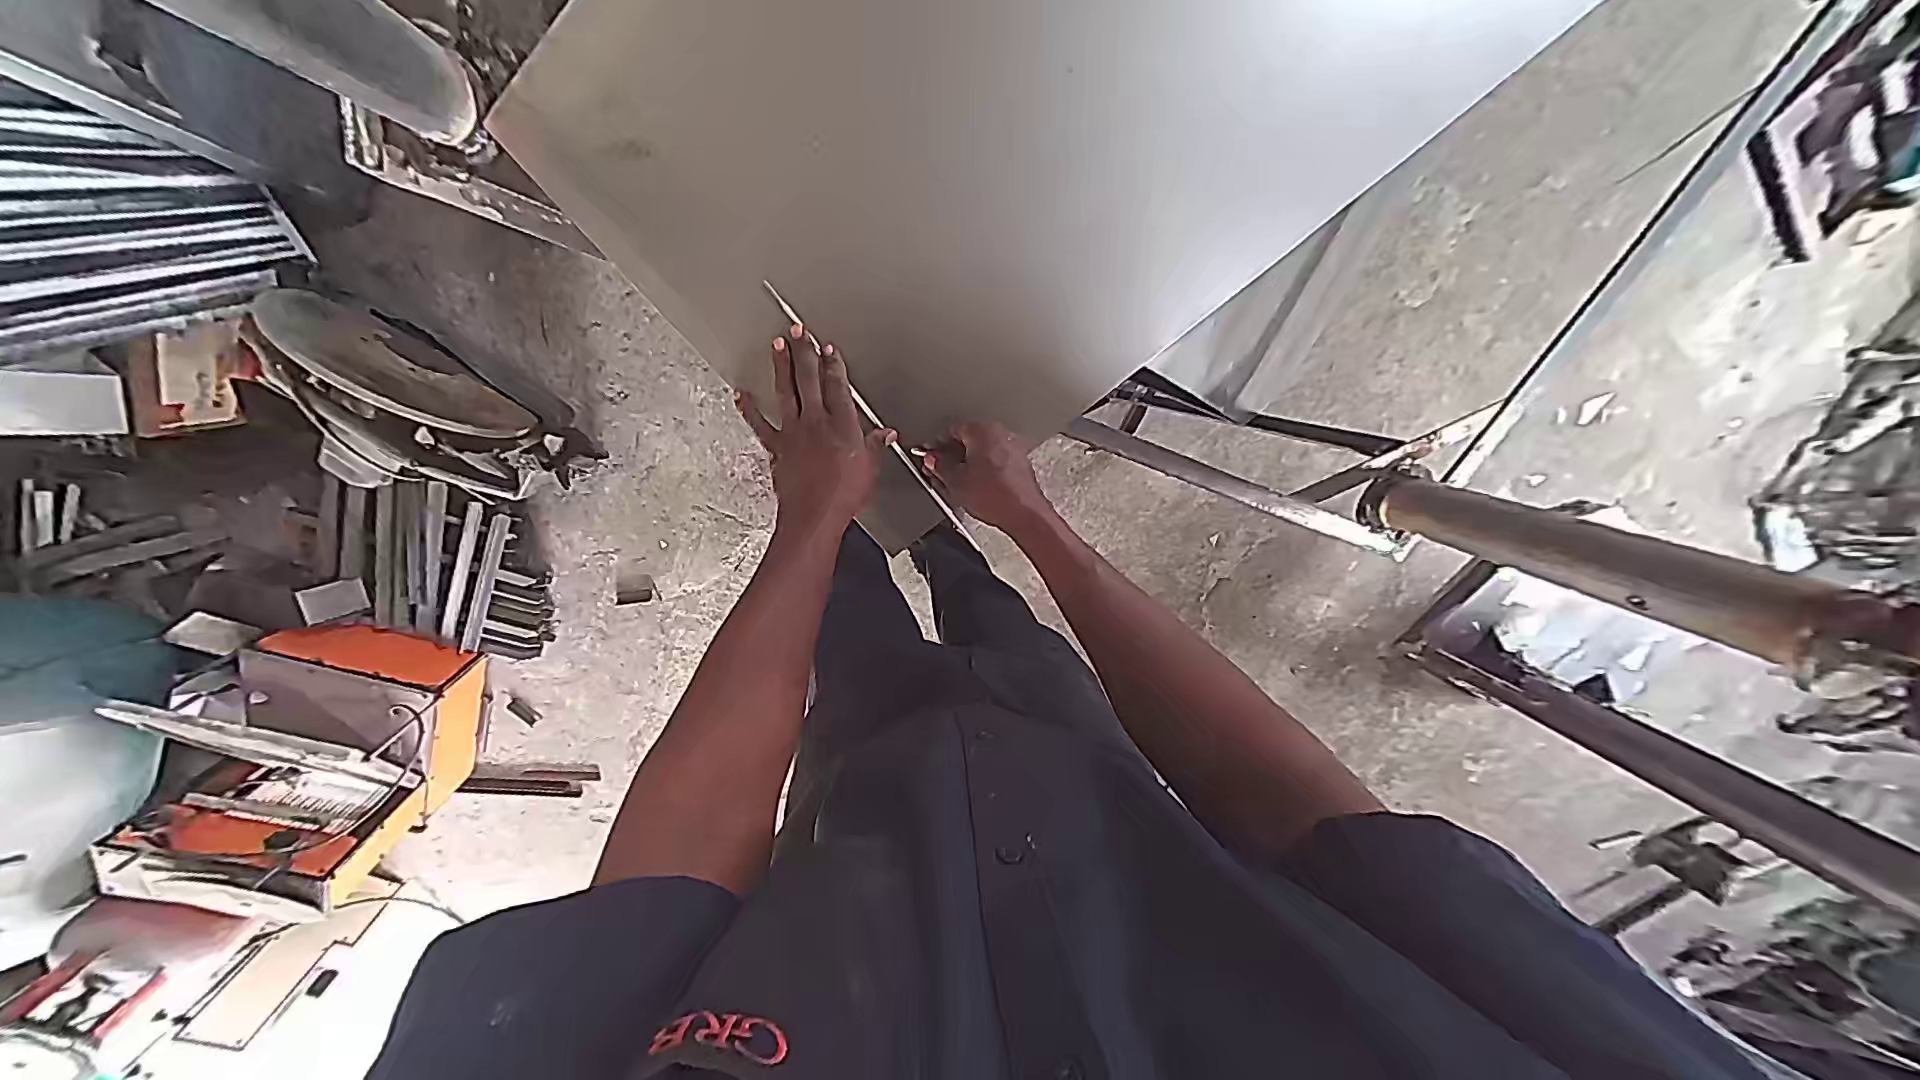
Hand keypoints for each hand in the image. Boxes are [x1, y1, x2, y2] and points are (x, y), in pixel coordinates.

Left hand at [736, 326, 894, 538]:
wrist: (815, 515)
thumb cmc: (842, 496)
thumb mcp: (870, 469)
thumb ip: (876, 447)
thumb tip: (886, 435)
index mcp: (842, 425)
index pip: (837, 386)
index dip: (833, 364)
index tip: (829, 349)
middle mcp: (816, 422)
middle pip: (809, 379)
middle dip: (805, 352)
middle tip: (799, 331)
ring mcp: (793, 433)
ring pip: (786, 391)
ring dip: (781, 366)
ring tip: (777, 345)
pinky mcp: (777, 447)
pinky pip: (760, 424)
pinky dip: (749, 409)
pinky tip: (741, 395)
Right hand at [920, 421, 1053, 532]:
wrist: (1024, 514)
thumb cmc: (996, 496)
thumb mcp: (955, 481)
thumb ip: (939, 466)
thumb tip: (933, 460)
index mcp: (982, 431)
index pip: (952, 430)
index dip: (937, 445)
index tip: (930, 457)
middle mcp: (1001, 434)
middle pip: (969, 439)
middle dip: (953, 455)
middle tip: (941, 471)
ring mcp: (1013, 449)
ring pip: (983, 452)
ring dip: (969, 464)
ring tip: (958, 483)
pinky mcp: (1020, 466)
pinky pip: (996, 462)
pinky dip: (984, 471)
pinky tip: (977, 487)